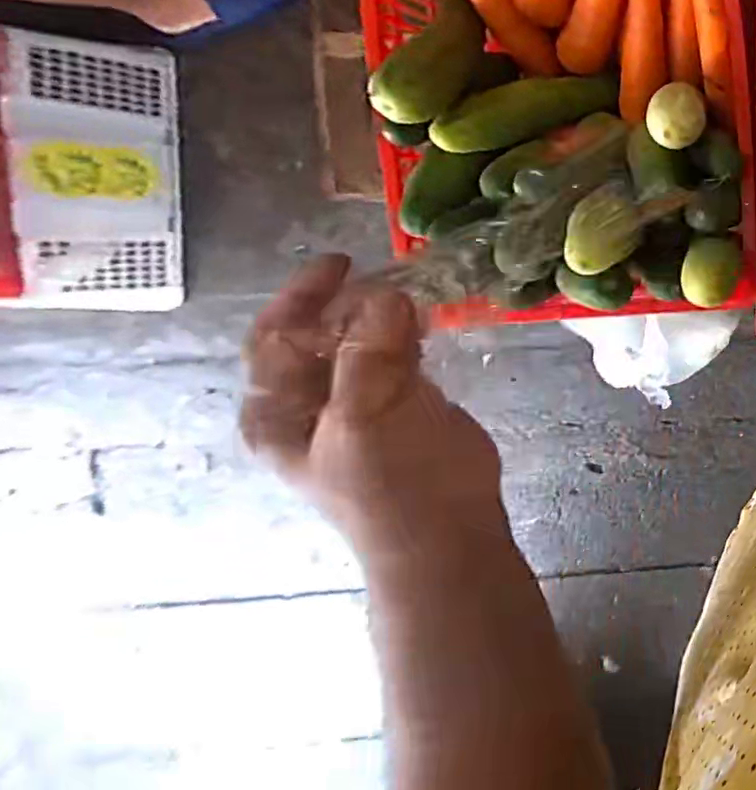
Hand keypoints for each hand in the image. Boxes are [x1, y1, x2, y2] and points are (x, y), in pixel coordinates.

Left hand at [241, 255, 507, 568]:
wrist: (445, 527)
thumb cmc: (394, 482)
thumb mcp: (368, 419)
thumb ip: (369, 356)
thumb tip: (385, 294)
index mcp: (281, 410)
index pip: (276, 338)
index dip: (302, 296)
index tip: (341, 261)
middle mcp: (315, 402)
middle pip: (322, 336)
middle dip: (353, 302)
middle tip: (398, 274)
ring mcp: (365, 403)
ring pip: (367, 344)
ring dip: (388, 315)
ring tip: (420, 292)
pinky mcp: (410, 404)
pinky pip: (403, 358)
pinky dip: (415, 335)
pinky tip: (435, 323)